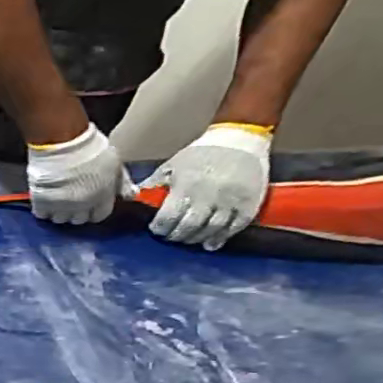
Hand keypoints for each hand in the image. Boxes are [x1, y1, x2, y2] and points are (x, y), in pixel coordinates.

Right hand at [26, 125, 131, 225]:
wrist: (63, 145)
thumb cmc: (91, 151)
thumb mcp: (115, 165)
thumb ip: (122, 184)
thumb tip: (131, 197)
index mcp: (102, 197)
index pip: (99, 216)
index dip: (95, 211)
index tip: (90, 205)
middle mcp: (82, 206)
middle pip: (78, 220)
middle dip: (77, 213)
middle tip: (73, 202)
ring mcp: (60, 206)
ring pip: (59, 219)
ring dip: (59, 212)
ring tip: (57, 202)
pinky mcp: (41, 203)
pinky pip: (42, 214)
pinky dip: (43, 210)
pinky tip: (45, 201)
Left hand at [144, 124, 271, 249]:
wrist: (240, 138)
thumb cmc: (198, 155)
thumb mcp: (170, 167)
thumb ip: (152, 186)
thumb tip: (131, 201)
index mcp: (187, 186)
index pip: (169, 217)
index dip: (160, 227)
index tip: (155, 229)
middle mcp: (211, 195)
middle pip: (190, 226)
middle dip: (176, 235)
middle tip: (170, 236)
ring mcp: (233, 199)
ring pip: (212, 228)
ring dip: (196, 238)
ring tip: (187, 239)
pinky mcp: (252, 201)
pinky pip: (237, 225)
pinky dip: (222, 237)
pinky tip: (210, 244)